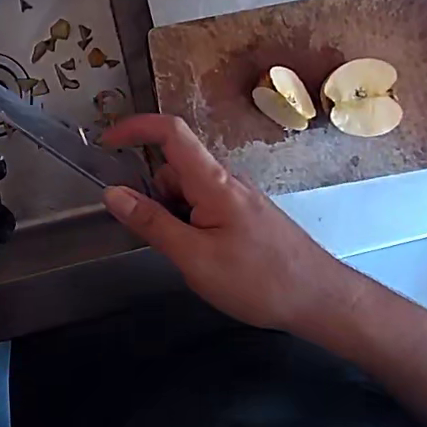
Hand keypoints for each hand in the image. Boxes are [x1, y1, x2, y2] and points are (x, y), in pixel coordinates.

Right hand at [100, 115, 361, 334]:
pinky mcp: (245, 215)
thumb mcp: (194, 257)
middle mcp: (227, 180)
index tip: (106, 141)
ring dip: (172, 215)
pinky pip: (204, 206)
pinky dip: (189, 223)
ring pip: (188, 191)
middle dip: (152, 195)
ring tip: (187, 256)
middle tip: (156, 237)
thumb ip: (151, 223)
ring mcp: (238, 197)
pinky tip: (203, 257)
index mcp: (213, 182)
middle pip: (174, 168)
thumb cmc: (258, 280)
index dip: (135, 127)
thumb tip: (113, 194)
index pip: (171, 133)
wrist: (319, 299)